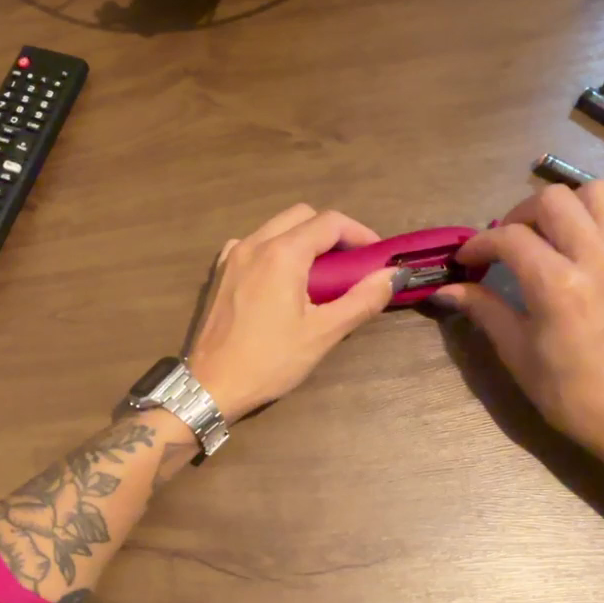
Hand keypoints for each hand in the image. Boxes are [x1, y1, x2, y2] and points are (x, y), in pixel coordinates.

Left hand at [186, 204, 396, 420]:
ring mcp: (232, 256)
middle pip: (302, 217)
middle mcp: (254, 244)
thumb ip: (361, 300)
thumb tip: (392, 275)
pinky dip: (275, 251)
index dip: (360, 234)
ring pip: (276, 228)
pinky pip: (253, 246)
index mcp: (282, 253)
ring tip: (319, 275)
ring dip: (303, 240)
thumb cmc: (269, 361)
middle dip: (331, 233)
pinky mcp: (219, 273)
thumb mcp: (322, 334)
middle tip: (349, 266)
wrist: (211, 385)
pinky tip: (282, 281)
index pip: (330, 222)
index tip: (375, 258)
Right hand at [435, 183, 603, 462]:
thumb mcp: (516, 352)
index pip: (510, 237)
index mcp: (558, 286)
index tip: (463, 261)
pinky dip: (586, 214)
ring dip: (558, 206)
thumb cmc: (567, 392)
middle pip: (552, 199)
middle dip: (516, 216)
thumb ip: (483, 310)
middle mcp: (593, 258)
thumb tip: (446, 290)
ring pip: (591, 192)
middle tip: (500, 247)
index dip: (478, 244)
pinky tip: (567, 245)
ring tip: (539, 237)